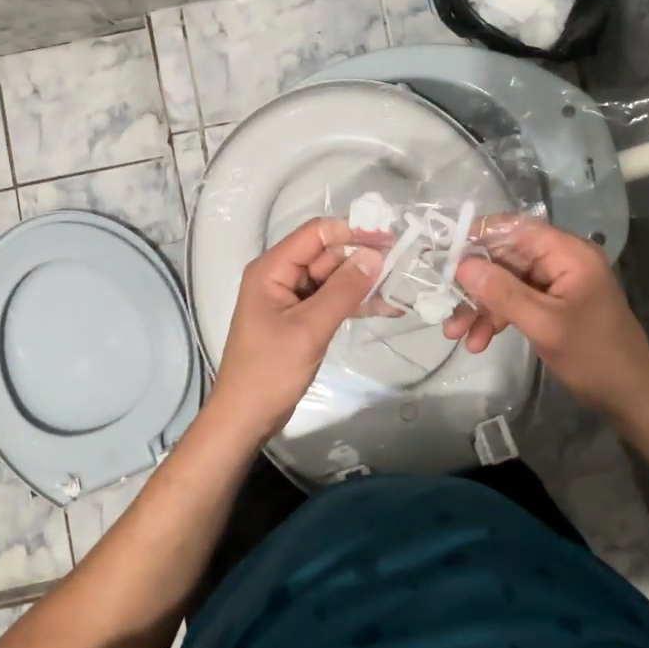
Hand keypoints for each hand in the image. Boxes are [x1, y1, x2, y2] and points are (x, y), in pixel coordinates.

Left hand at [208, 218, 383, 438]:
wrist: (246, 417)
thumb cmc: (270, 370)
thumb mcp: (309, 329)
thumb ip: (343, 291)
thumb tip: (374, 256)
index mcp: (272, 269)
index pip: (316, 234)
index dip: (352, 230)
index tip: (388, 237)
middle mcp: (280, 277)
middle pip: (326, 254)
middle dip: (362, 258)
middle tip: (402, 265)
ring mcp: (290, 299)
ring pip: (333, 278)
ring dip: (363, 282)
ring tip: (400, 287)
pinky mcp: (300, 319)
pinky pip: (331, 300)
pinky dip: (355, 303)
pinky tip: (386, 308)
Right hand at [443, 218, 648, 416]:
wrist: (632, 398)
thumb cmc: (594, 356)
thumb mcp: (545, 324)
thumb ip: (503, 293)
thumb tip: (462, 265)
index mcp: (569, 253)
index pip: (516, 228)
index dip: (478, 236)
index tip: (443, 252)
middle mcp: (562, 261)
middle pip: (506, 257)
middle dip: (474, 282)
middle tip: (443, 301)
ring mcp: (557, 285)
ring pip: (506, 283)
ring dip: (480, 306)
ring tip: (455, 333)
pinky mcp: (553, 307)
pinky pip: (516, 302)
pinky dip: (496, 318)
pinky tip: (478, 341)